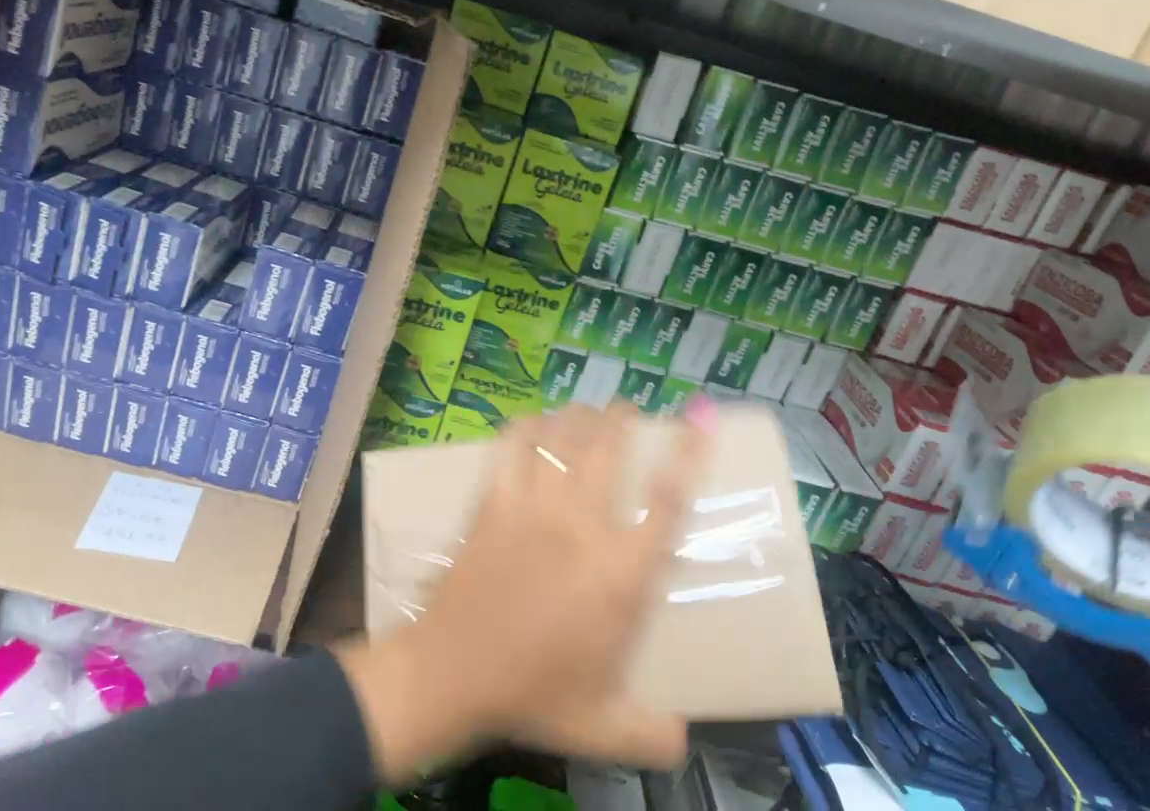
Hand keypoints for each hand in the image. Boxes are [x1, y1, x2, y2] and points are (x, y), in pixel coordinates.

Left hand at [338, 401, 711, 782]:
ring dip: (579, 416)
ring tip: (587, 411)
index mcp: (621, 572)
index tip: (699, 420)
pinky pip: (510, 448)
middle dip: (623, 418)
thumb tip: (686, 739)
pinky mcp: (492, 504)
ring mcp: (533, 508)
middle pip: (610, 448)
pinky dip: (524, 427)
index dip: (689, 454)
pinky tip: (532, 423)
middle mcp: (582, 525)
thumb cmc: (532, 696)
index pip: (668, 500)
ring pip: (563, 438)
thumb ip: (652, 731)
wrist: (450, 675)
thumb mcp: (602, 727)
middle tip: (629, 410)